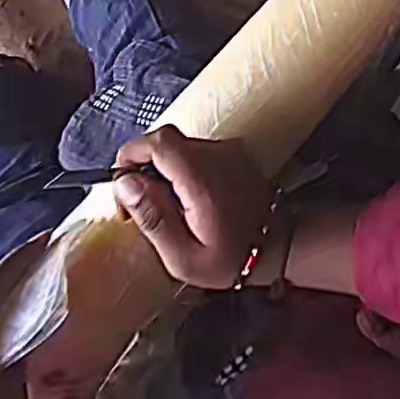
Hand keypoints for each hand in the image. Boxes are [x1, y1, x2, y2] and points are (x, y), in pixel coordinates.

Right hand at [114, 127, 272, 288]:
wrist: (278, 245)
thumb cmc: (230, 258)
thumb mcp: (182, 257)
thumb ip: (152, 217)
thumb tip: (125, 183)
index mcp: (203, 178)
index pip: (159, 141)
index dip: (132, 153)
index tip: (121, 181)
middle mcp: (218, 154)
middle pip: (166, 140)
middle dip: (144, 164)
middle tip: (139, 201)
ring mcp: (229, 149)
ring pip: (180, 144)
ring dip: (163, 167)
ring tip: (165, 205)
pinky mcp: (234, 151)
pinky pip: (197, 150)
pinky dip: (183, 167)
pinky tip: (186, 198)